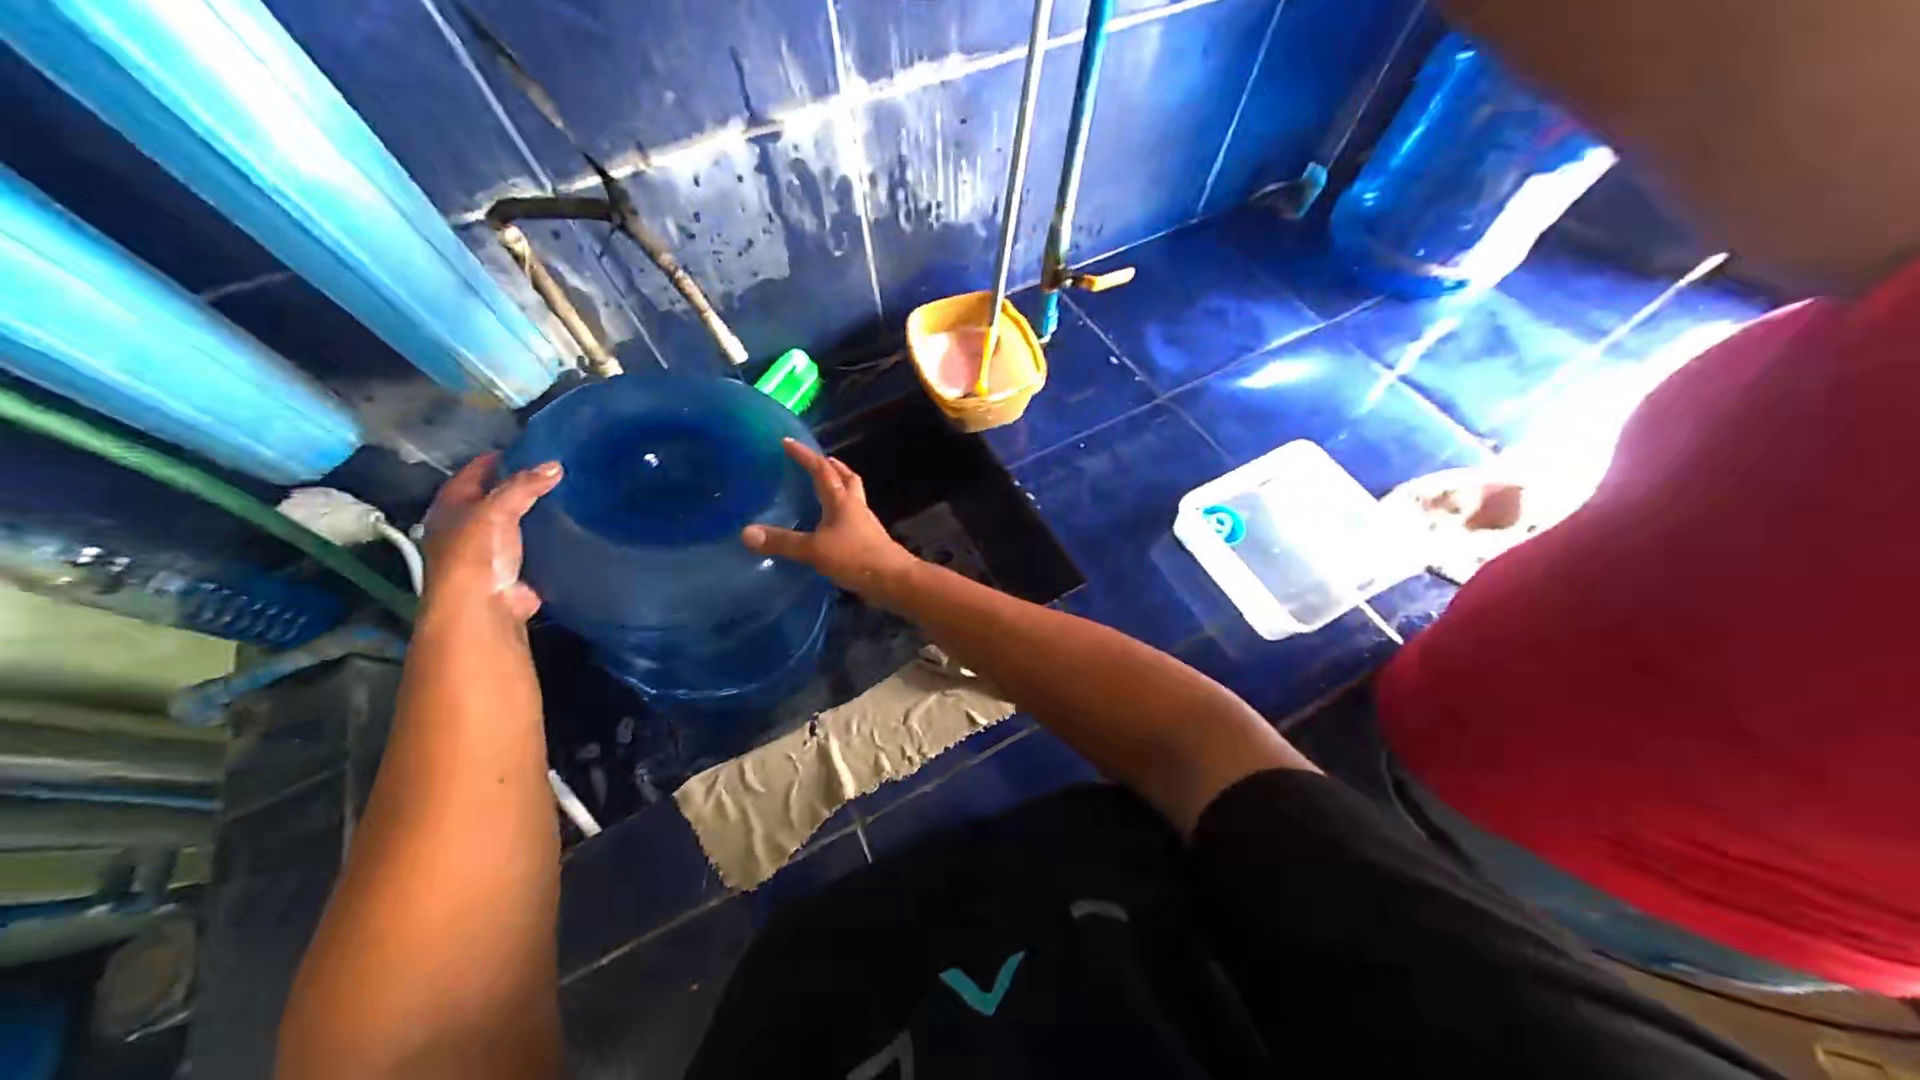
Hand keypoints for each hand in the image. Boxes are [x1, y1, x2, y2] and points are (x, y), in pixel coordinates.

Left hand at [421, 452, 561, 620]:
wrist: (483, 605)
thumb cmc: (476, 551)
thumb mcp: (497, 509)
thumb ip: (524, 486)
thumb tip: (555, 466)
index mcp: (451, 506)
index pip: (474, 472)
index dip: (498, 458)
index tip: (530, 448)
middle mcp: (466, 525)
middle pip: (496, 496)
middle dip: (520, 484)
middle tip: (555, 470)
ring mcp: (490, 548)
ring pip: (516, 521)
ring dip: (536, 511)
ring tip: (568, 493)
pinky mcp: (514, 567)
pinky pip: (534, 544)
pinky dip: (549, 535)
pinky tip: (570, 525)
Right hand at [742, 439, 917, 601]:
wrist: (892, 580)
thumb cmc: (855, 558)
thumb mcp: (814, 550)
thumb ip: (782, 542)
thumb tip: (746, 533)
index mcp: (841, 500)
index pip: (821, 470)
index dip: (805, 455)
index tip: (787, 442)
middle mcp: (855, 506)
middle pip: (846, 478)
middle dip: (832, 466)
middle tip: (819, 460)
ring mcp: (864, 523)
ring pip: (852, 496)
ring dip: (839, 487)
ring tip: (823, 488)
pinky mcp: (869, 540)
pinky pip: (853, 517)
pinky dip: (841, 513)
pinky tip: (831, 525)